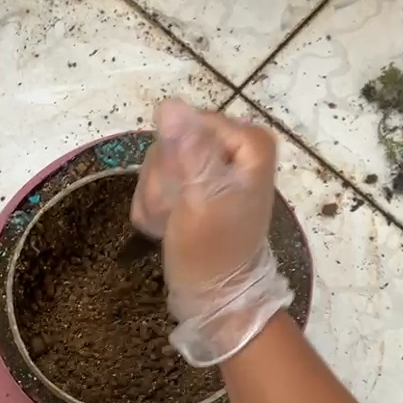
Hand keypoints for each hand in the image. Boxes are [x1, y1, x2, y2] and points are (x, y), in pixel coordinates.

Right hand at [131, 98, 292, 365]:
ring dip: (156, 201)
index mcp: (247, 142)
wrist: (215, 298)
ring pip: (157, 167)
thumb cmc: (211, 253)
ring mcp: (212, 170)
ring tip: (171, 226)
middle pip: (169, 146)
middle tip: (175, 216)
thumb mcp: (202, 198)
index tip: (181, 195)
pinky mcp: (194, 190)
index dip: (172, 161)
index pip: (184, 127)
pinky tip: (167, 228)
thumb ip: (188, 150)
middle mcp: (232, 148)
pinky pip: (156, 187)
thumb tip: (169, 104)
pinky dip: (155, 211)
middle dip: (162, 184)